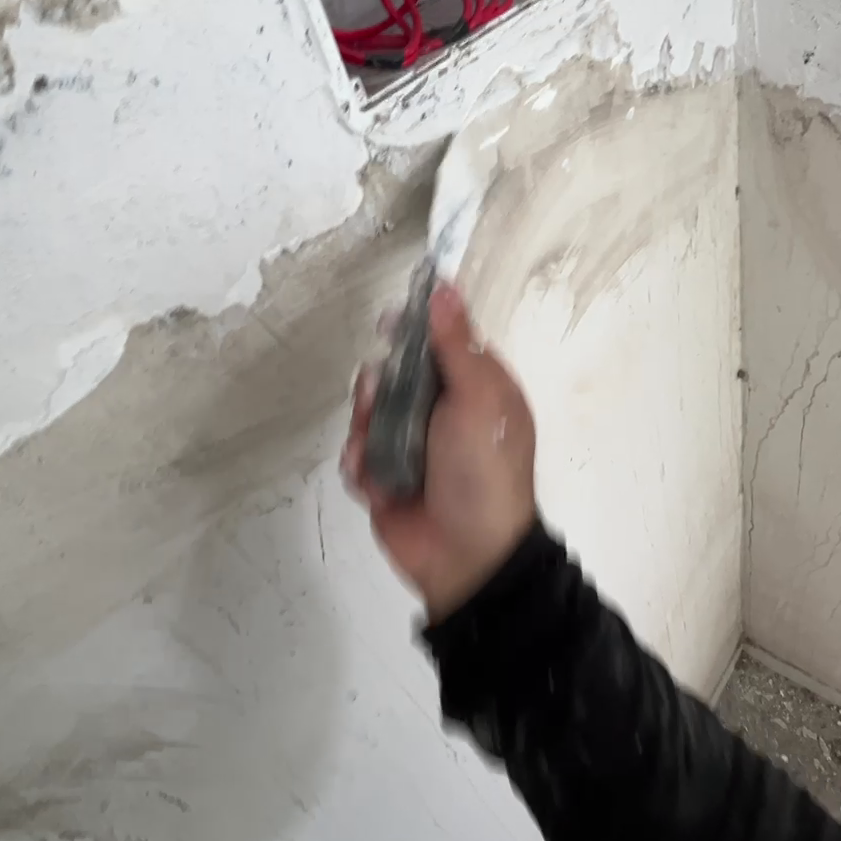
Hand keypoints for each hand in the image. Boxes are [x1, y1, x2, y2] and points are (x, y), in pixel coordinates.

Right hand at [343, 282, 538, 620]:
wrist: (466, 555)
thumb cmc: (482, 468)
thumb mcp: (478, 398)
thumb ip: (456, 343)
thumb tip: (446, 285)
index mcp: (477, 388)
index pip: (442, 342)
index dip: (416, 330)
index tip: (393, 322)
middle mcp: (444, 411)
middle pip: (396, 373)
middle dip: (382, 381)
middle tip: (378, 389)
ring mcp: (411, 444)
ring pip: (371, 411)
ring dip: (368, 423)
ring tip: (377, 443)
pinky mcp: (384, 476)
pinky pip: (358, 452)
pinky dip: (362, 462)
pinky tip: (376, 479)